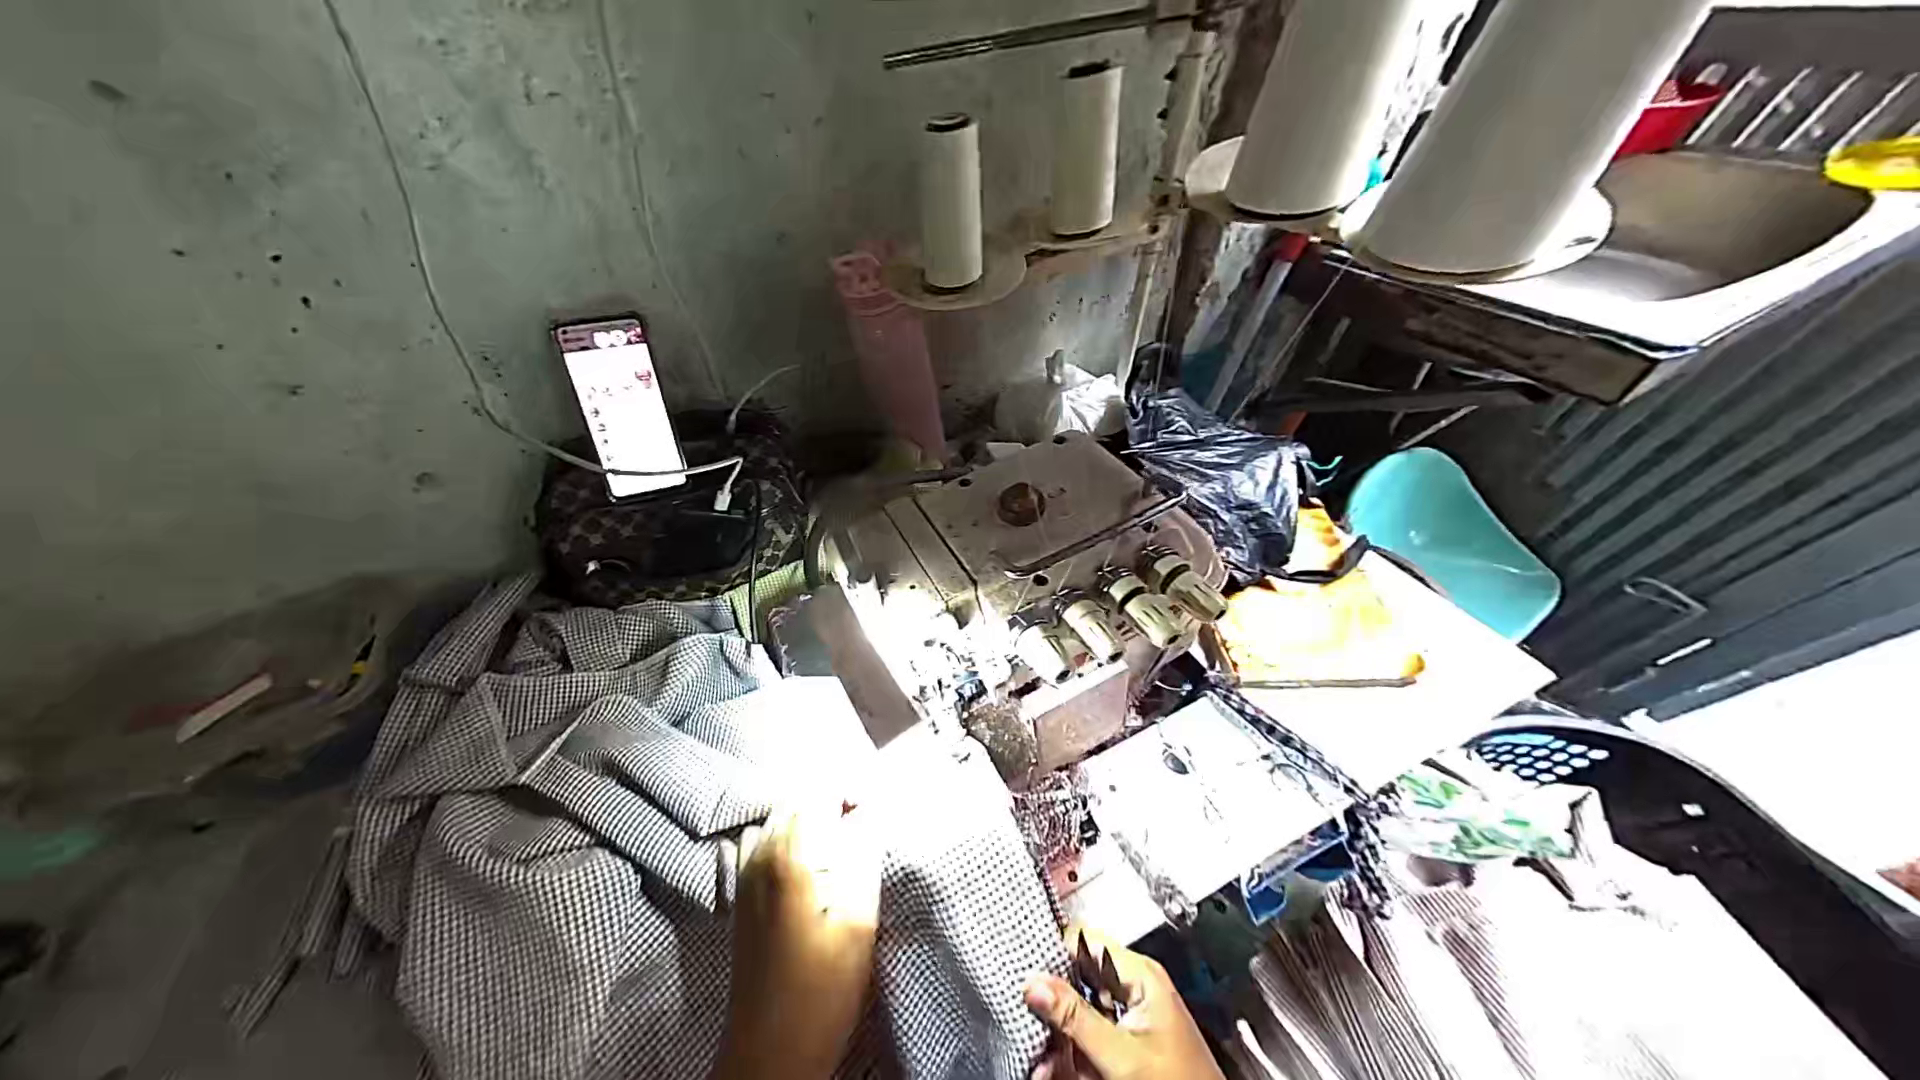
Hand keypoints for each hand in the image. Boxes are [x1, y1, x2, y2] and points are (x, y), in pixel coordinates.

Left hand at [713, 804, 882, 1079]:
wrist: (768, 1055)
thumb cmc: (820, 991)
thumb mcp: (858, 921)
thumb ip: (865, 854)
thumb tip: (872, 809)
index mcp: (788, 856)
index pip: (820, 791)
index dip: (852, 790)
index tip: (878, 810)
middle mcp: (758, 856)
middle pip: (797, 799)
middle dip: (833, 800)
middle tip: (866, 824)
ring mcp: (744, 876)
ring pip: (779, 818)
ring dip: (810, 817)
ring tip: (842, 841)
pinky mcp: (741, 897)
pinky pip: (764, 842)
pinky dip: (789, 837)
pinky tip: (811, 864)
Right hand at [1024, 926, 1224, 1079]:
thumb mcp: (1121, 1056)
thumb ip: (1075, 1018)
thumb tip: (1035, 982)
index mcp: (1141, 974)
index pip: (1084, 940)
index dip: (1053, 955)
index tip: (1027, 975)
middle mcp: (1136, 987)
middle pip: (1079, 978)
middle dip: (1053, 1007)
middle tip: (1031, 1025)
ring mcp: (1132, 1014)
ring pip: (1081, 1011)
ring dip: (1060, 1035)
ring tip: (1044, 1062)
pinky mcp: (1129, 1040)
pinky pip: (1091, 1034)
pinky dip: (1073, 1051)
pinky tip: (1058, 1070)